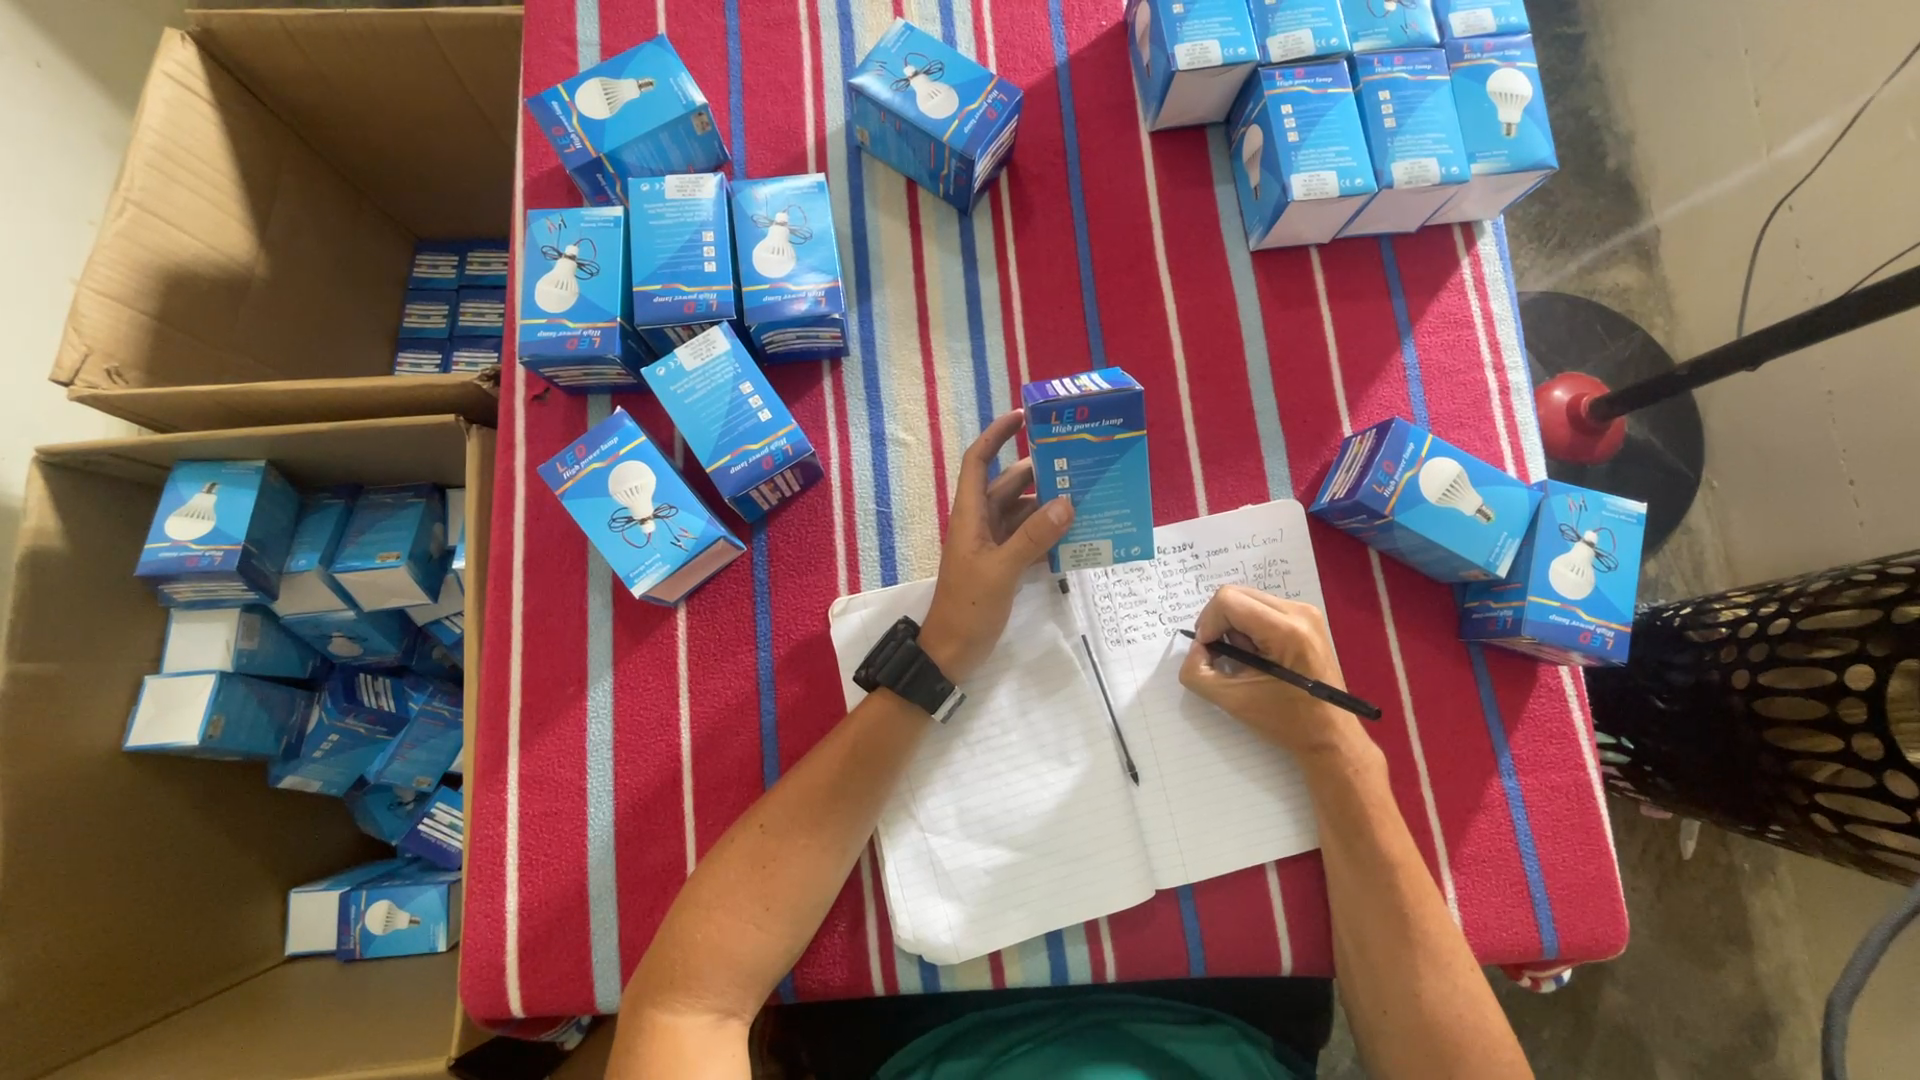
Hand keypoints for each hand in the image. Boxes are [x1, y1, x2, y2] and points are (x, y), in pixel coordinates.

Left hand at [919, 409, 1075, 681]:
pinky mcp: (1002, 566)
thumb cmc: (968, 608)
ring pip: (1022, 513)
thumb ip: (1033, 537)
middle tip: (1077, 463)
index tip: (1024, 417)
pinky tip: (1077, 535)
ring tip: (1086, 496)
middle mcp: (980, 523)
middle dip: (1038, 473)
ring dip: (1048, 506)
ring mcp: (991, 545)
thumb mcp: (1001, 570)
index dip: (996, 435)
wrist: (952, 653)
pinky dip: (1048, 535)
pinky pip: (1028, 540)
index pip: (978, 462)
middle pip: (1008, 485)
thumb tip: (1066, 503)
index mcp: (970, 515)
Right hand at [1178, 585, 1366, 758]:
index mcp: (1286, 630)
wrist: (1330, 735)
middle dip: (1220, 624)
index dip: (1208, 623)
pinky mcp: (1307, 619)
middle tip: (1226, 657)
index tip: (1209, 652)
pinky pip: (1262, 609)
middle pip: (1237, 595)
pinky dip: (1249, 628)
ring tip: (1246, 659)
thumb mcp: (1230, 700)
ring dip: (1234, 627)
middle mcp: (1299, 612)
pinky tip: (1259, 655)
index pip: (1228, 600)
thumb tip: (1196, 647)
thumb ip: (1196, 671)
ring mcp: (1307, 613)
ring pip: (1248, 600)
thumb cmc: (1285, 721)